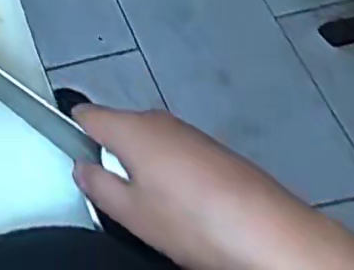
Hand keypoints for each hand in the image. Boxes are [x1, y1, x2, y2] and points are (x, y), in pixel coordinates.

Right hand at [72, 105, 353, 269]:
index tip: (79, 159)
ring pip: (151, 143)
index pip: (84, 113)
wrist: (279, 239)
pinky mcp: (217, 150)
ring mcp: (189, 132)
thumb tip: (83, 168)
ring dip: (148, 167)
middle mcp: (156, 119)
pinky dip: (178, 175)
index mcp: (129, 126)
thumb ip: (97, 185)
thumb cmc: (197, 223)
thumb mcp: (132, 215)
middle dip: (115, 156)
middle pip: (118, 127)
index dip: (74, 133)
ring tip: (163, 211)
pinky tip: (195, 211)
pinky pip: (180, 154)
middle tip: (124, 198)